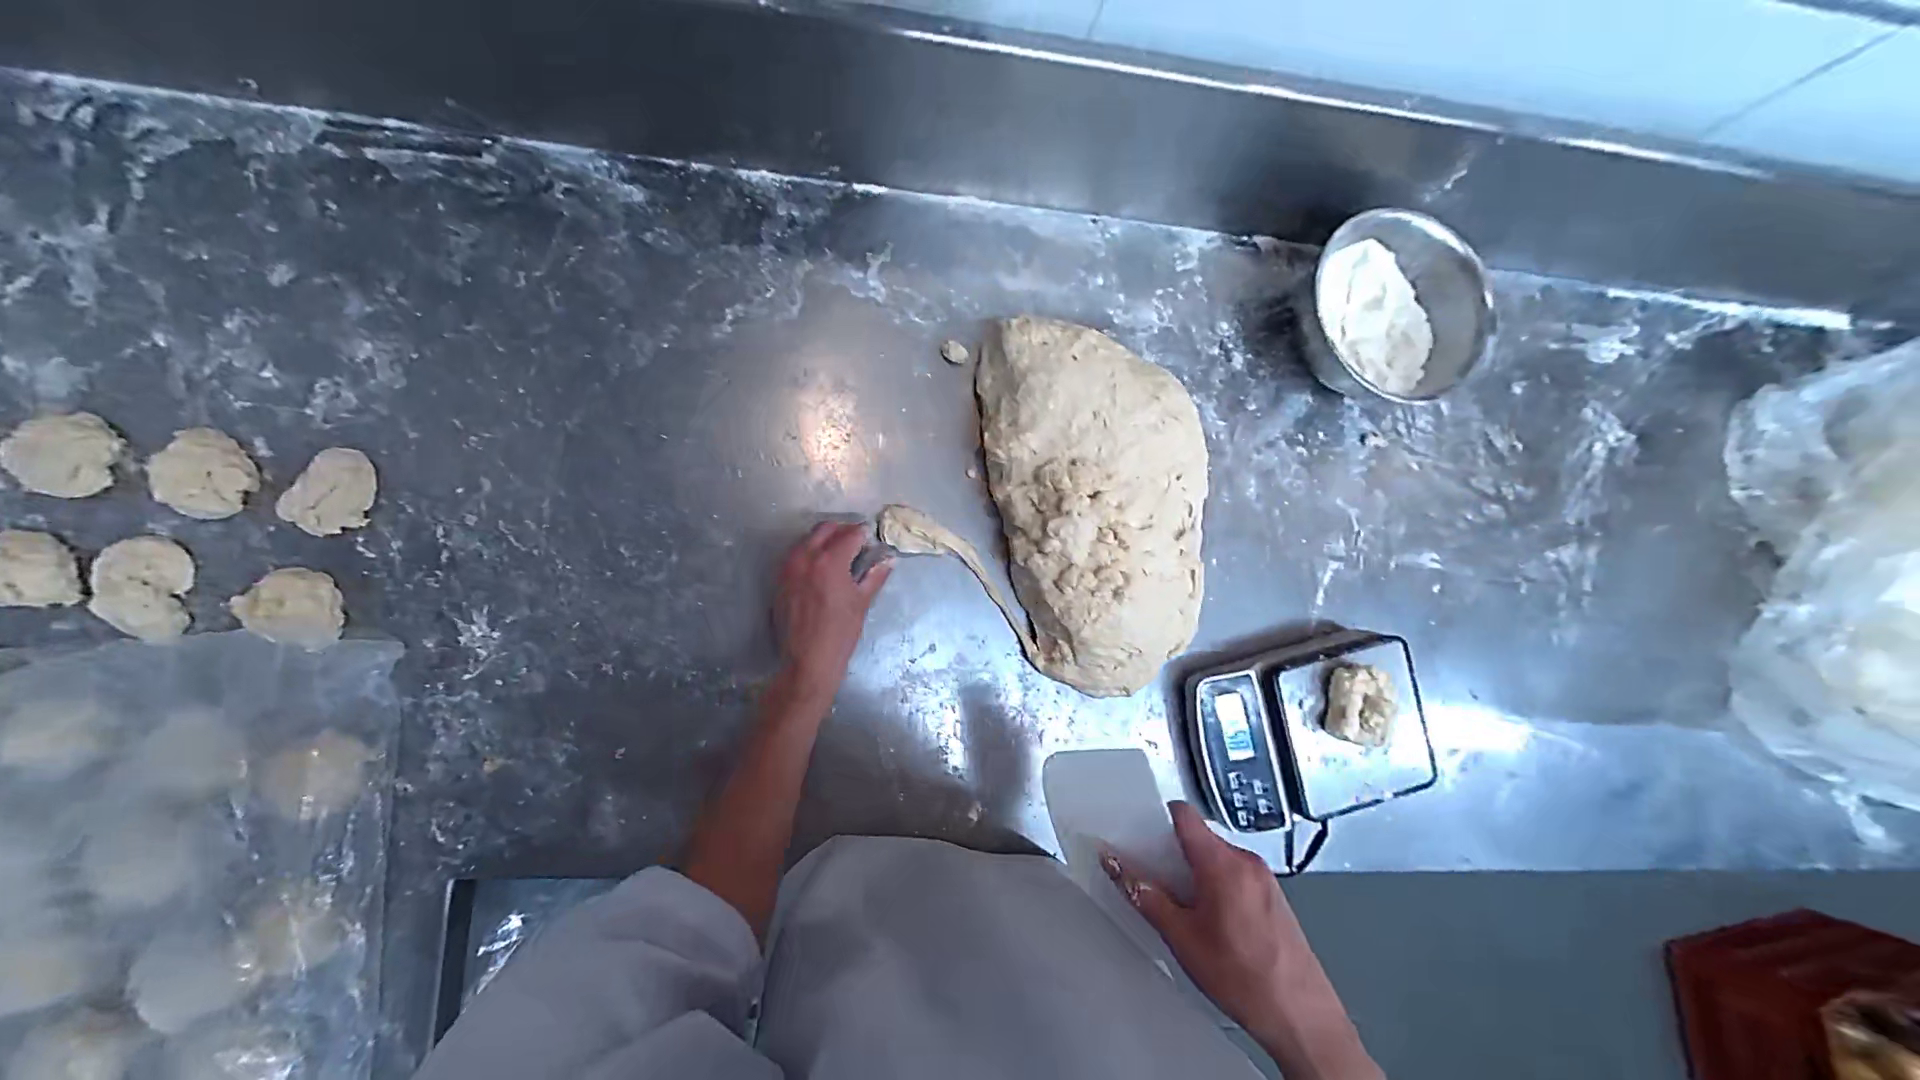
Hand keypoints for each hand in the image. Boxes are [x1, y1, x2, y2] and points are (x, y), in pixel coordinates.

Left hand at [774, 521, 890, 699]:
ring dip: (824, 540)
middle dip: (842, 530)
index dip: (864, 534)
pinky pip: (795, 555)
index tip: (871, 538)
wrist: (808, 660)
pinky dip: (809, 553)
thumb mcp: (862, 602)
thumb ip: (874, 576)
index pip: (850, 534)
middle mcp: (806, 557)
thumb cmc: (840, 632)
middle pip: (825, 529)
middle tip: (856, 542)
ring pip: (807, 540)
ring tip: (838, 554)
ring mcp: (789, 567)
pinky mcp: (780, 579)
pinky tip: (820, 568)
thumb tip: (889, 560)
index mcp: (830, 561)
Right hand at [1105, 802, 1379, 1079]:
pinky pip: (1235, 873)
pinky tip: (1208, 919)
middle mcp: (1247, 862)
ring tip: (1182, 908)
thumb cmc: (1250, 982)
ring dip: (1194, 872)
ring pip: (1216, 856)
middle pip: (1198, 836)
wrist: (1302, 1019)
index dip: (1156, 818)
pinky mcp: (1273, 895)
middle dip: (1172, 854)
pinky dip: (1216, 885)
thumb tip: (1120, 868)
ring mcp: (1264, 878)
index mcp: (1223, 863)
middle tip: (1153, 879)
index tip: (1138, 833)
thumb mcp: (1182, 937)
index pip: (1183, 814)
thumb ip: (1146, 896)